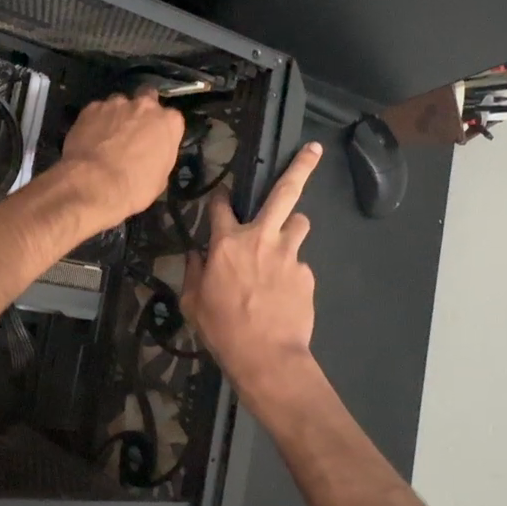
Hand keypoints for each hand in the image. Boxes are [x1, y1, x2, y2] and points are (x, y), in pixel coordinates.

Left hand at [57, 90, 184, 225]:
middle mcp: (144, 105)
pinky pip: (96, 111)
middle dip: (141, 110)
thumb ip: (159, 155)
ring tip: (106, 136)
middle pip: (147, 98)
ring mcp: (116, 103)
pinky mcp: (90, 108)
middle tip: (132, 131)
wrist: (94, 184)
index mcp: (169, 122)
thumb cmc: (134, 187)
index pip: (171, 118)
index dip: (161, 130)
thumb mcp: (160, 178)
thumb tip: (152, 154)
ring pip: (119, 104)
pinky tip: (89, 138)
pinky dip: (95, 121)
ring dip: (116, 116)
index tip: (154, 141)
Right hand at [183, 142, 322, 395]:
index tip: (221, 195)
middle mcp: (260, 238)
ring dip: (293, 227)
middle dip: (300, 166)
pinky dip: (291, 270)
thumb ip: (193, 272)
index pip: (221, 205)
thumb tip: (196, 255)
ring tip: (284, 241)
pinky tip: (284, 293)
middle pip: (284, 192)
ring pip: (300, 223)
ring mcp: (289, 254)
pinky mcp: (307, 274)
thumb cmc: (222, 329)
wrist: (267, 356)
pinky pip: (299, 263)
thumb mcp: (192, 302)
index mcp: (226, 243)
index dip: (220, 198)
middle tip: (314, 149)